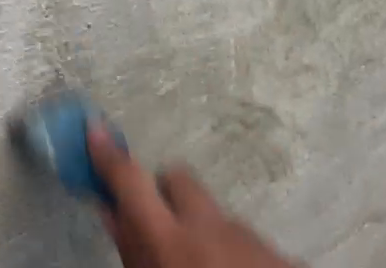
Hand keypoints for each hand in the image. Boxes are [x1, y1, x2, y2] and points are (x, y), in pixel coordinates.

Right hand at [89, 126, 299, 267]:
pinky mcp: (290, 262)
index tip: (94, 130)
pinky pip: (255, 247)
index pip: (129, 178)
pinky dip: (243, 261)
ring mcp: (257, 243)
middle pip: (178, 178)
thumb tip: (111, 213)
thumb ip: (132, 251)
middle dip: (165, 193)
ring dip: (208, 236)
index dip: (107, 154)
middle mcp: (214, 229)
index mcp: (171, 241)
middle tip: (161, 227)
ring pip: (219, 218)